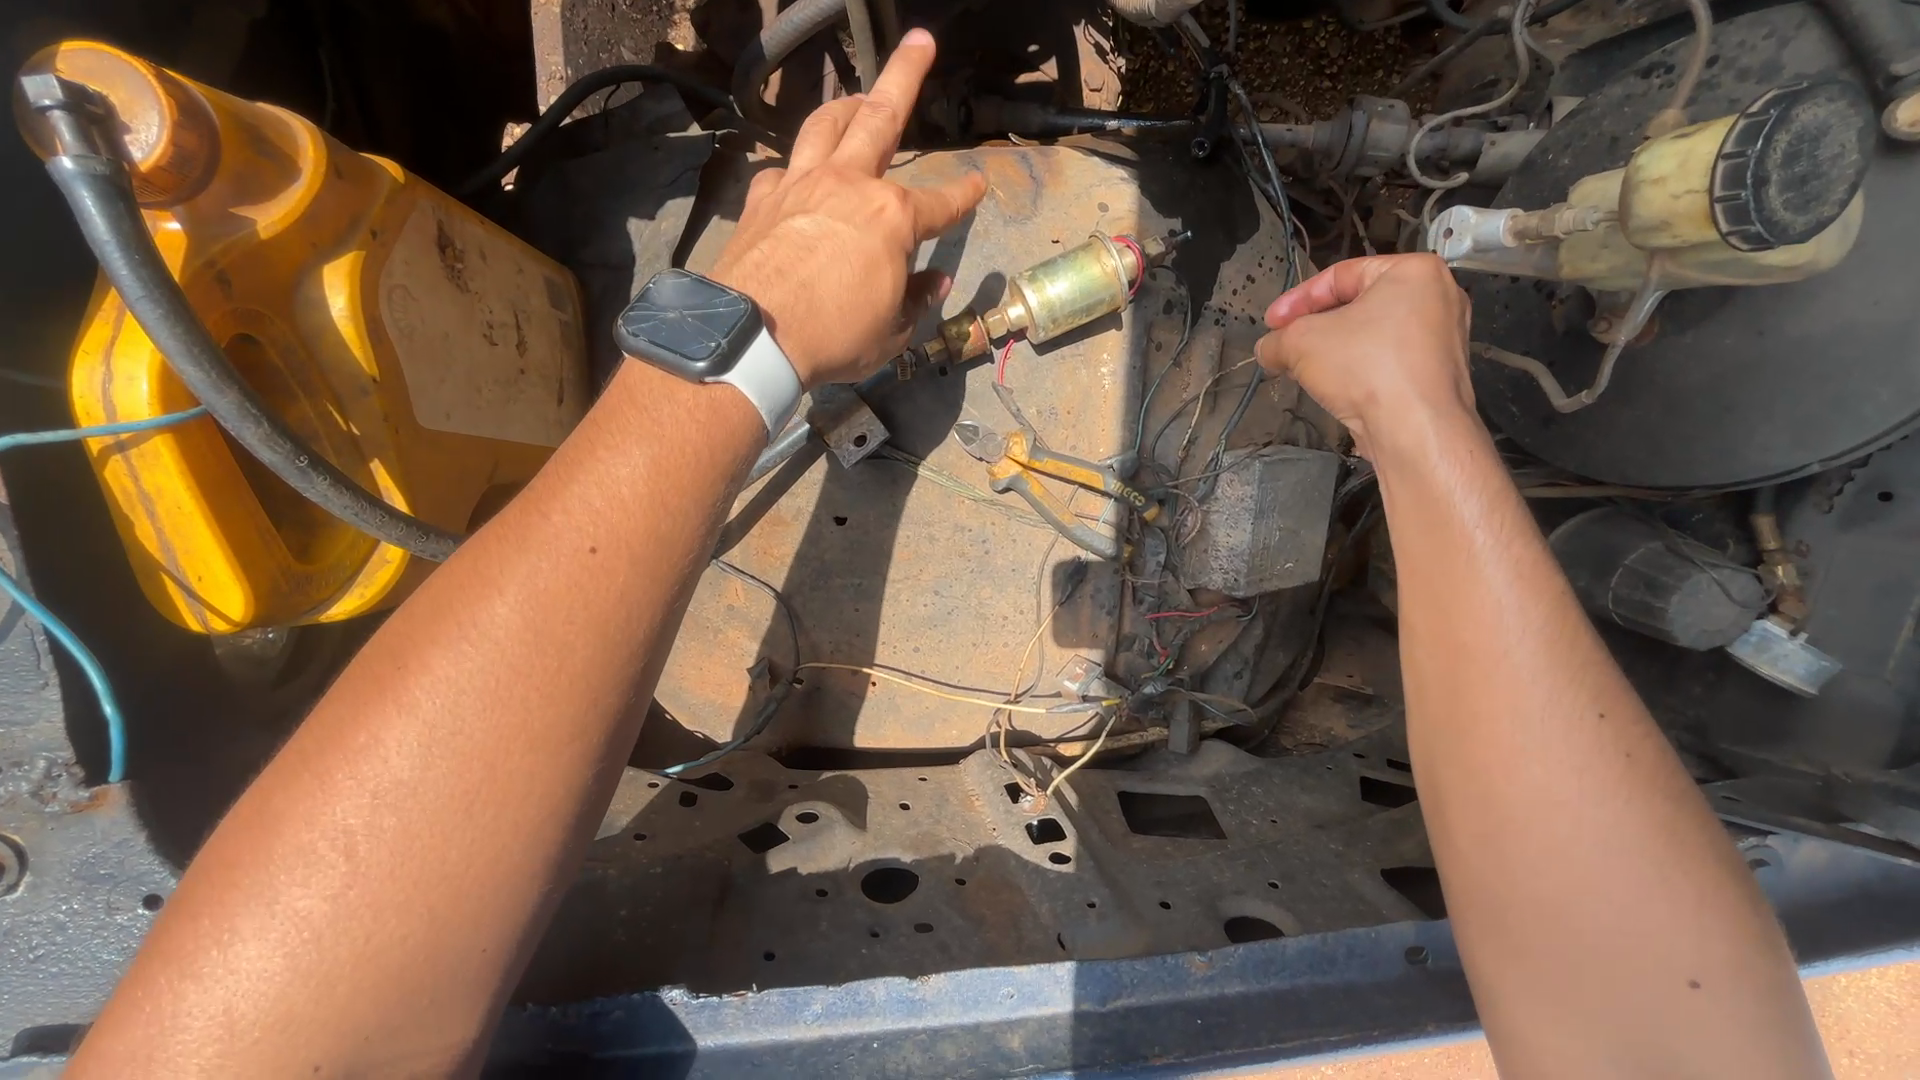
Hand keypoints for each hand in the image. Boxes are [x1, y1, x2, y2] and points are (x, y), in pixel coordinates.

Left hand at [709, 29, 986, 388]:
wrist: (752, 337)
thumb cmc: (834, 339)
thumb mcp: (892, 333)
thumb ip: (915, 299)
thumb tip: (933, 281)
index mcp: (893, 219)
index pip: (942, 202)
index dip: (965, 195)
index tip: (978, 185)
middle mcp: (849, 185)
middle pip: (881, 116)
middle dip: (906, 74)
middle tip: (921, 41)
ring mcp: (801, 184)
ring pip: (826, 124)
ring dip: (846, 104)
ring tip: (858, 96)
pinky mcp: (762, 198)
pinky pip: (783, 168)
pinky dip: (797, 167)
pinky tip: (799, 175)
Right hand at [1253, 254, 1474, 458]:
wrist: (1414, 427)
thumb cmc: (1363, 366)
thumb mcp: (1301, 342)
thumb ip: (1276, 340)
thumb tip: (1266, 350)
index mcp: (1413, 272)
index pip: (1341, 275)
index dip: (1297, 299)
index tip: (1271, 323)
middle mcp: (1438, 297)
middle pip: (1357, 305)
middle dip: (1314, 327)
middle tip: (1284, 345)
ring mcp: (1443, 338)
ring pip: (1371, 335)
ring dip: (1331, 350)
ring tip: (1301, 369)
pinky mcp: (1438, 374)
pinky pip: (1387, 361)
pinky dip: (1357, 369)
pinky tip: (1332, 388)